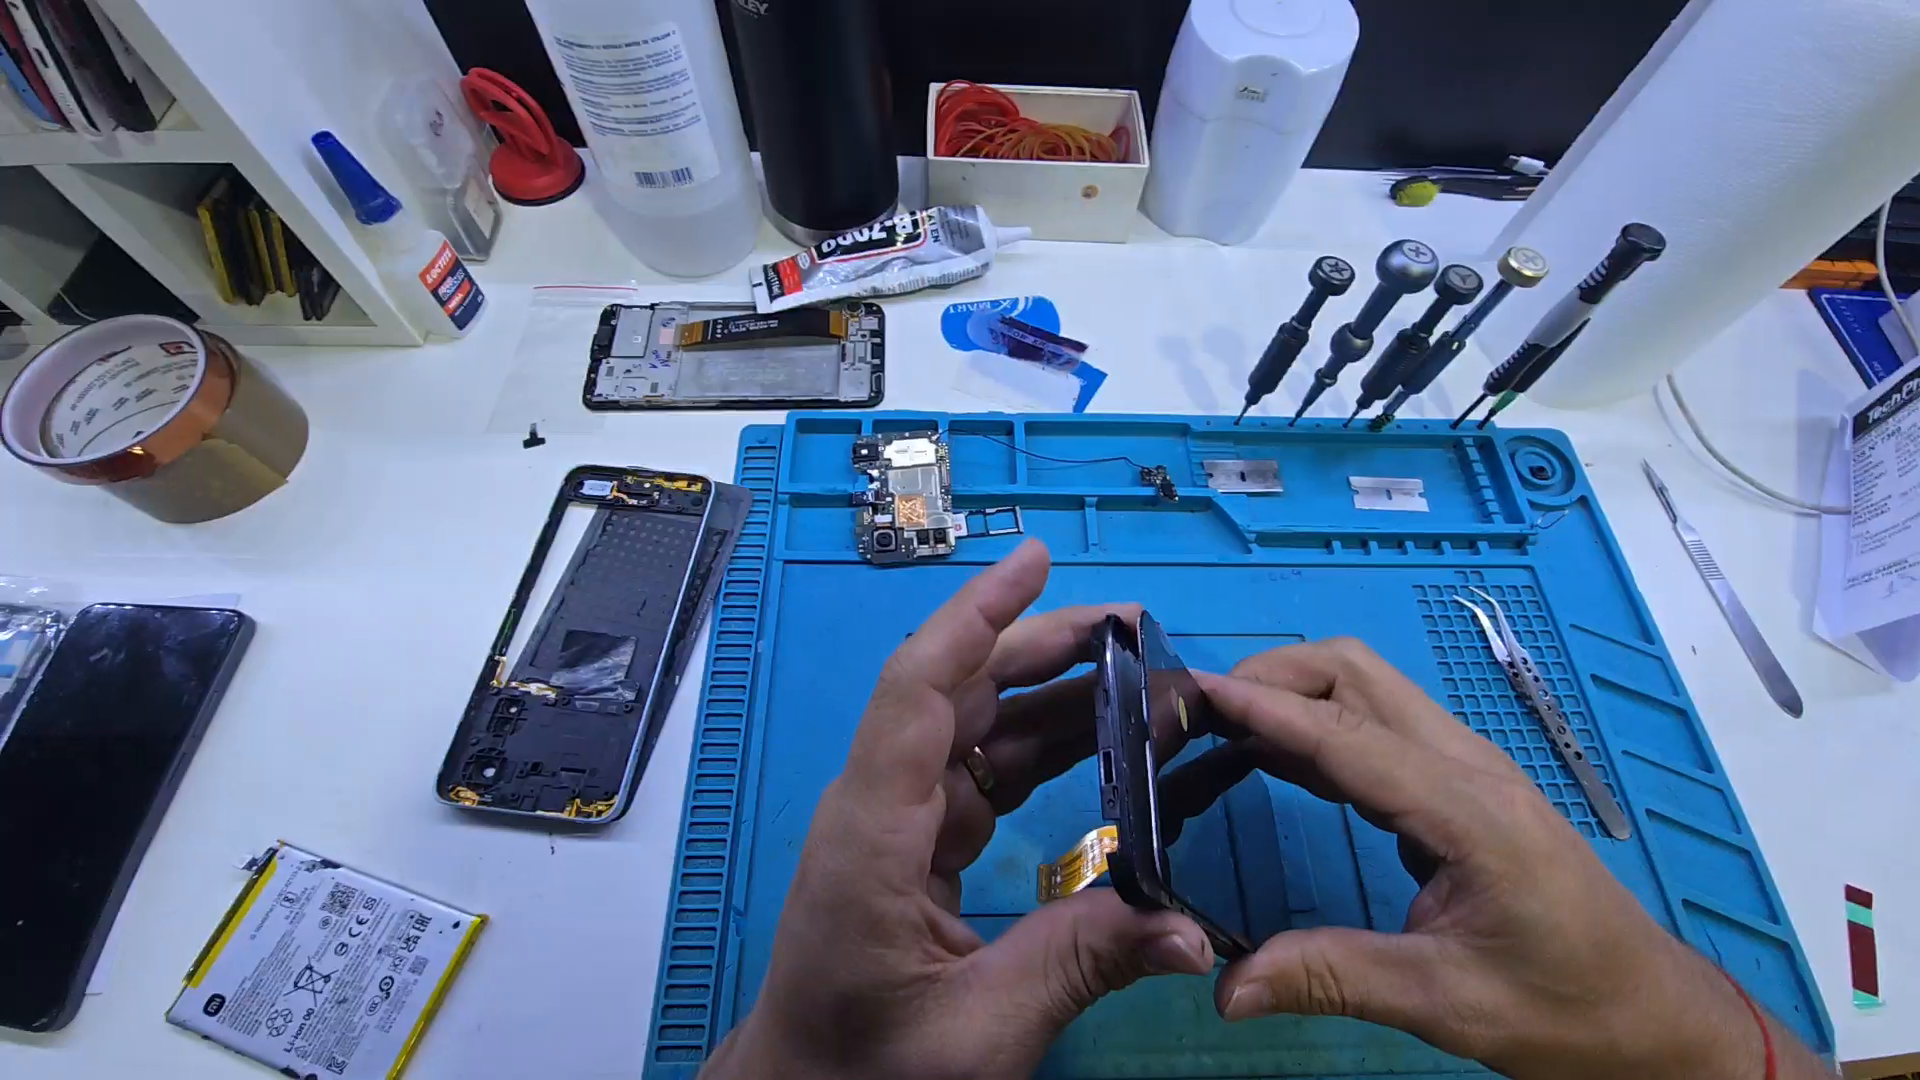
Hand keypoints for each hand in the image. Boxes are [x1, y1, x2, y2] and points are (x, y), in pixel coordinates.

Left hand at [701, 540, 1213, 1079]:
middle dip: (1040, 642)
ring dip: (1052, 687)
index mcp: (874, 830)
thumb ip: (1079, 965)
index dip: (975, 616)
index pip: (917, 689)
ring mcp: (905, 811)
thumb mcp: (978, 1031)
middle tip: (1131, 623)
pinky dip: (1045, 742)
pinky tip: (1102, 737)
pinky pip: (989, 766)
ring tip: (1134, 669)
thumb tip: (1191, 930)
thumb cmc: (866, 1067)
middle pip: (958, 687)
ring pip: (979, 719)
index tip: (1034, 562)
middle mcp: (884, 798)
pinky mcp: (926, 832)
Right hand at [1197, 639, 1827, 1079]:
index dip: (1264, 708)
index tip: (1195, 692)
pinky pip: (1367, 721)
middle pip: (1353, 671)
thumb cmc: (1565, 1012)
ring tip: (1222, 727)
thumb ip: (1330, 978)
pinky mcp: (1451, 776)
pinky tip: (1271, 757)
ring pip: (1360, 683)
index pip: (1344, 735)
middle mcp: (1464, 762)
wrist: (1662, 1020)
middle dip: (1272, 675)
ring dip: (1288, 690)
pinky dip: (1309, 722)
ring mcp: (1461, 761)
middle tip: (1205, 715)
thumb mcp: (1446, 1004)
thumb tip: (1226, 989)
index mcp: (1468, 811)